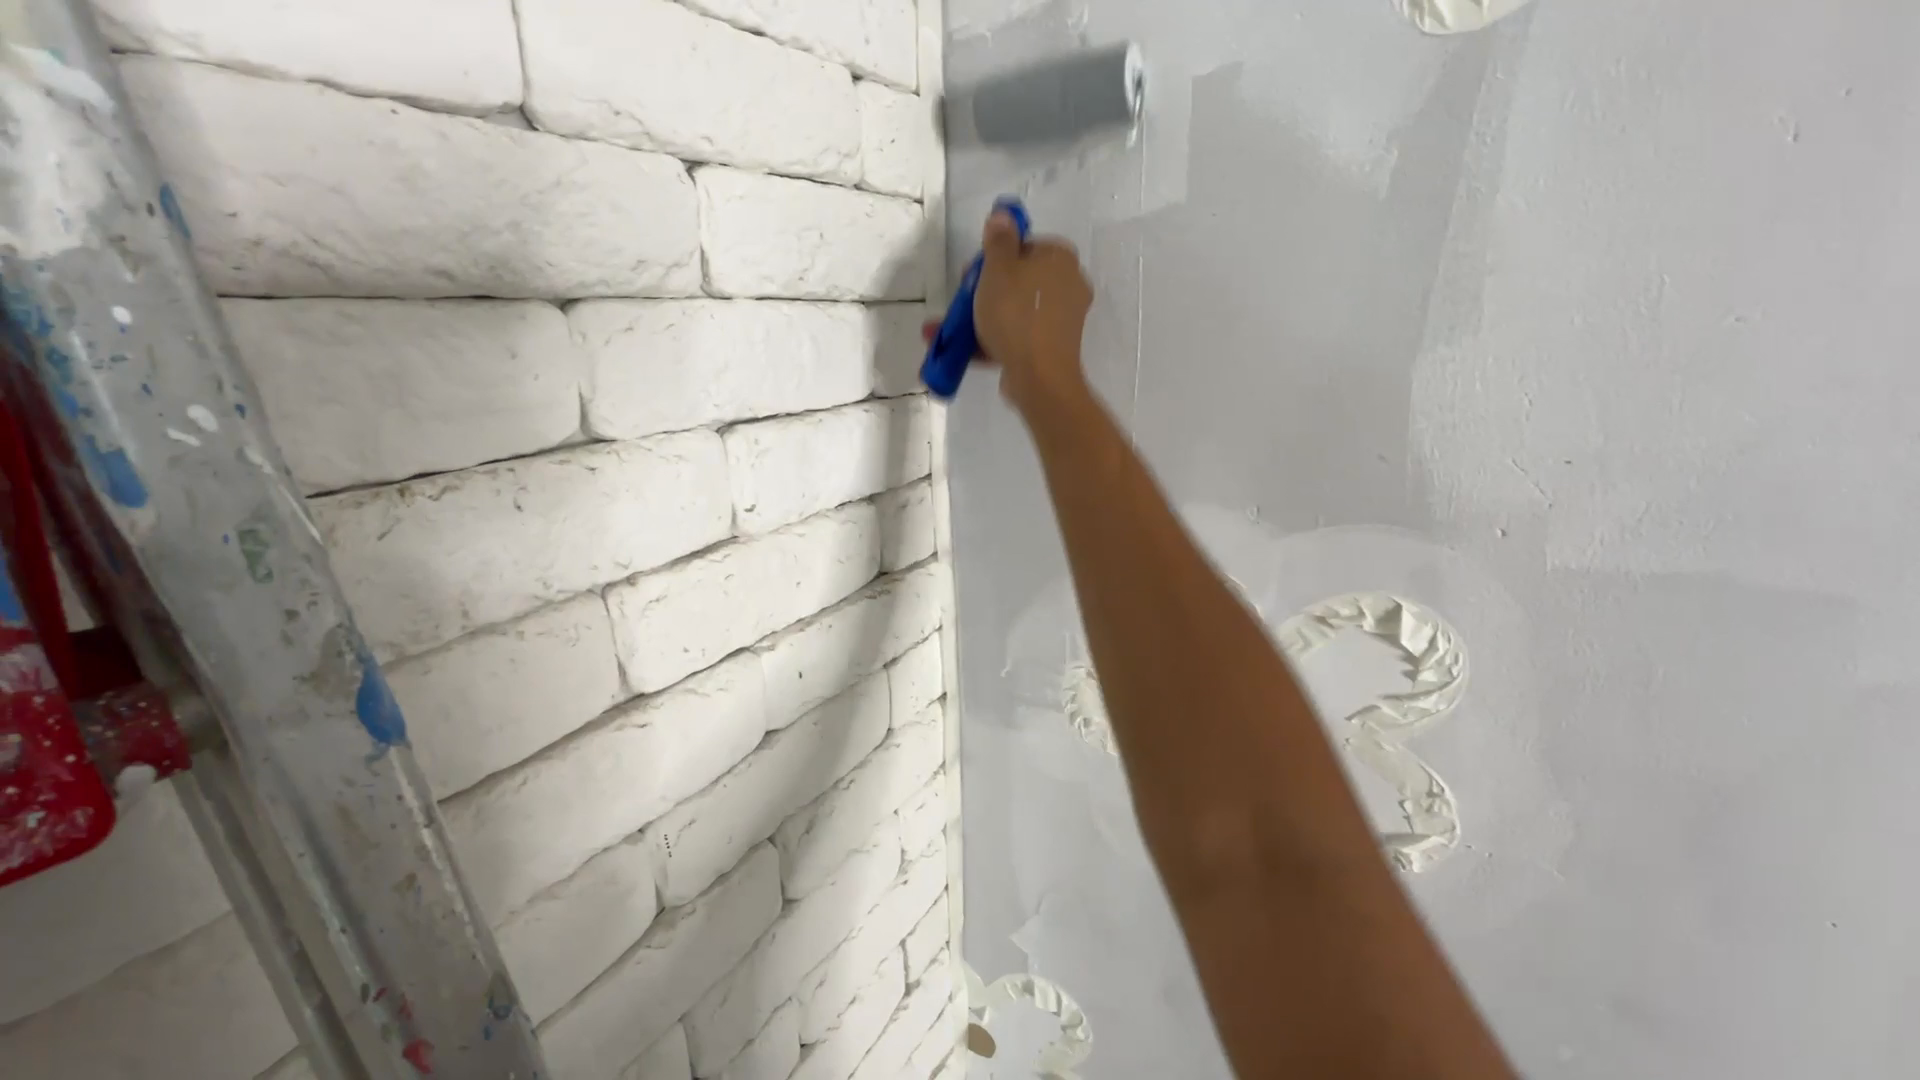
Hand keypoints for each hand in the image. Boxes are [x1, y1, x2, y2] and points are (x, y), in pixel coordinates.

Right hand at [922, 210, 1094, 414]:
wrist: (1039, 377)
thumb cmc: (1016, 314)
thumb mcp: (998, 269)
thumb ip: (999, 240)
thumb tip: (1003, 215)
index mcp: (1060, 259)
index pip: (1024, 247)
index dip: (993, 259)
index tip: (971, 274)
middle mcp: (1068, 285)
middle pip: (1017, 281)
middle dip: (981, 293)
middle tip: (959, 303)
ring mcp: (1061, 321)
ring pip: (1013, 312)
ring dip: (978, 320)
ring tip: (943, 331)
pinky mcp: (1051, 349)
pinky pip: (1017, 338)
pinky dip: (991, 341)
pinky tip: (960, 350)